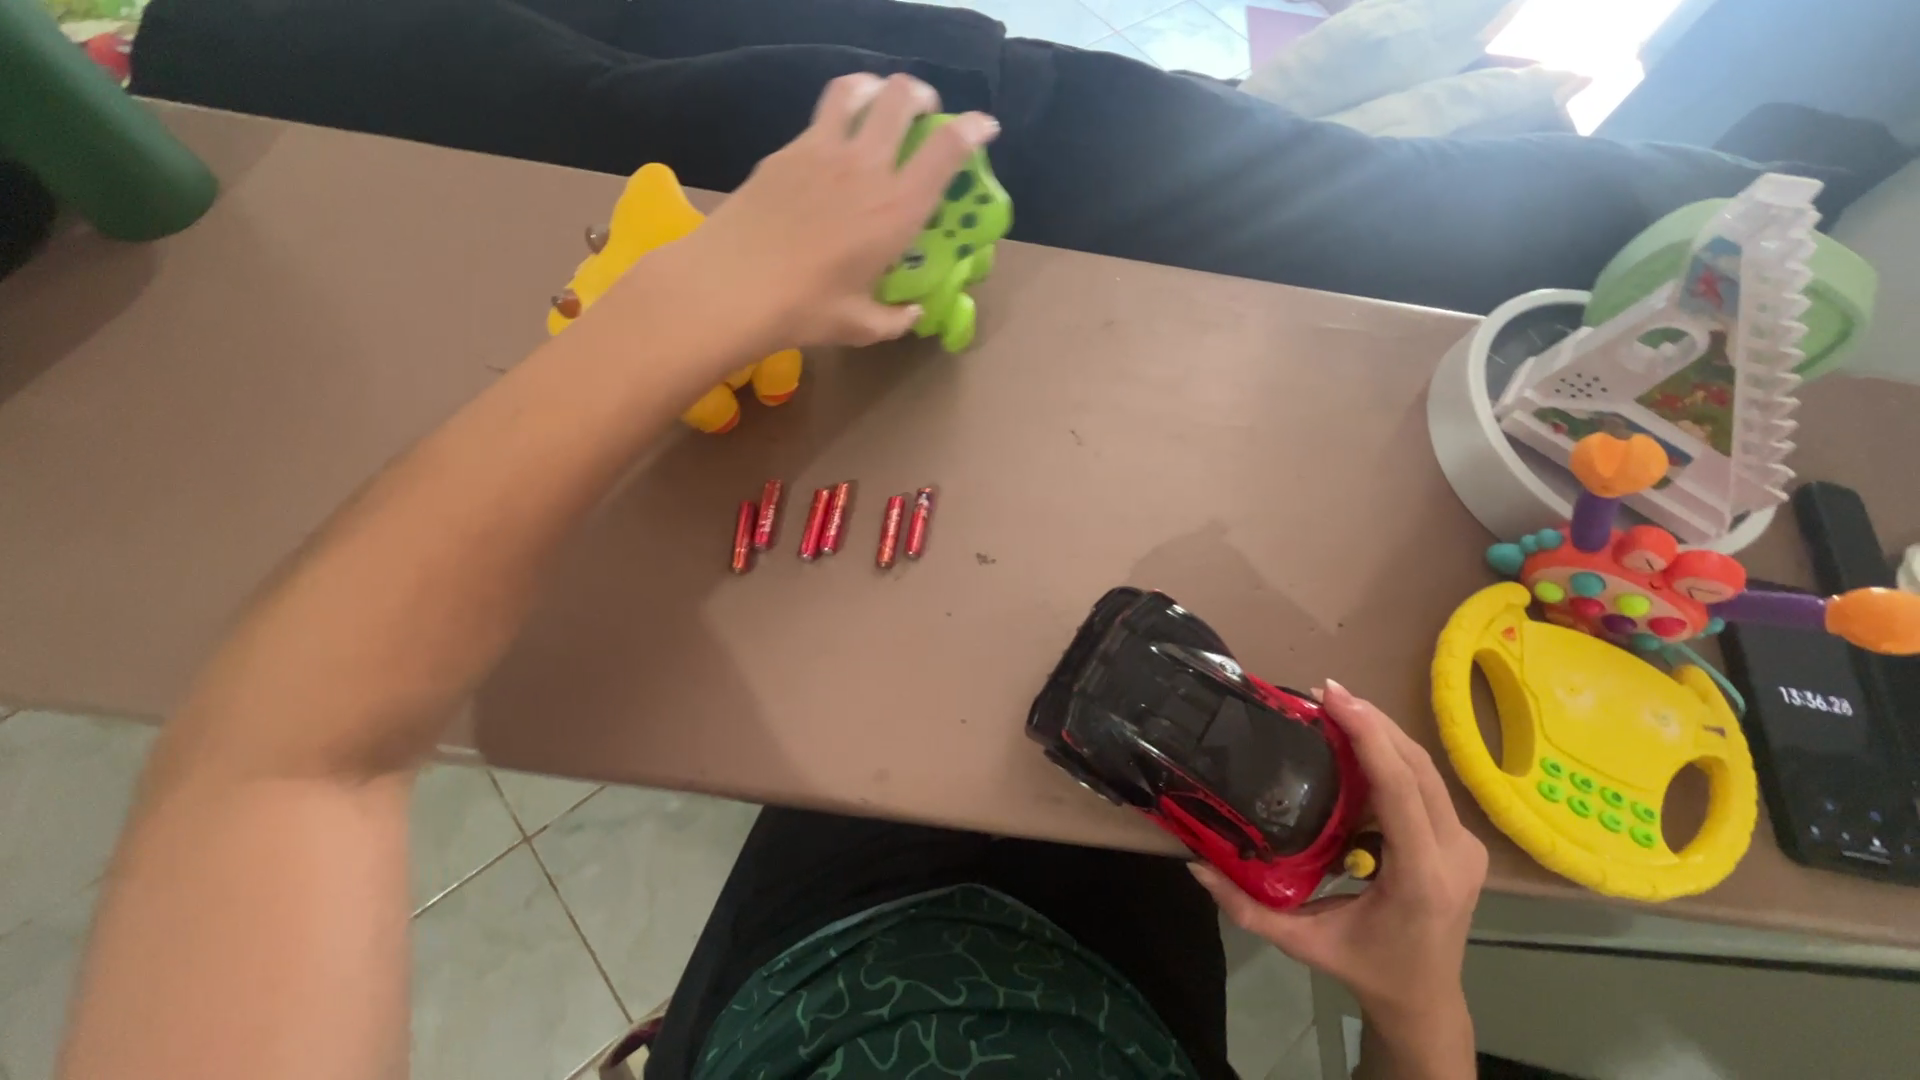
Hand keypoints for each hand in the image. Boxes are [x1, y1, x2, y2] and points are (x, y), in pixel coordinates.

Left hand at [674, 73, 998, 349]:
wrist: (732, 287)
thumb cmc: (806, 310)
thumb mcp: (860, 326)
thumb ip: (894, 319)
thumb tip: (911, 315)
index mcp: (897, 210)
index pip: (947, 149)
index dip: (973, 129)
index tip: (984, 127)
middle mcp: (866, 168)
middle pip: (903, 99)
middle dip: (922, 97)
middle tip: (925, 112)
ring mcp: (822, 151)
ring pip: (857, 90)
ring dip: (877, 89)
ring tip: (879, 103)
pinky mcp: (785, 152)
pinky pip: (820, 117)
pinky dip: (837, 116)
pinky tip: (831, 146)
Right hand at [1189, 680, 1486, 1026]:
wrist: (1427, 1000)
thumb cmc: (1366, 969)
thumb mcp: (1302, 942)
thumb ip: (1246, 908)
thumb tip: (1195, 864)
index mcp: (1420, 876)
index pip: (1399, 790)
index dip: (1369, 737)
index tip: (1335, 698)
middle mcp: (1455, 854)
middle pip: (1416, 767)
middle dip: (1372, 721)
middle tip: (1324, 693)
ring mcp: (1465, 846)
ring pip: (1425, 770)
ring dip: (1382, 734)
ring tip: (1336, 708)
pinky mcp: (1462, 841)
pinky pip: (1425, 786)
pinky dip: (1392, 756)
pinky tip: (1358, 743)